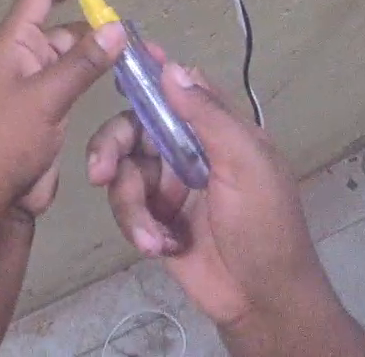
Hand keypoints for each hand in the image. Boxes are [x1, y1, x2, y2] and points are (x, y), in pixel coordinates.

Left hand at [0, 0, 127, 219]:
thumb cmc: (7, 139)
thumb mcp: (46, 97)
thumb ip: (82, 62)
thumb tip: (118, 26)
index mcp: (12, 43)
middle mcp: (23, 57)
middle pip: (63, 25)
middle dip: (97, 22)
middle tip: (138, 30)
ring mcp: (36, 85)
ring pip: (73, 55)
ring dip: (101, 52)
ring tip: (140, 56)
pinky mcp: (48, 111)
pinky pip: (76, 81)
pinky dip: (97, 75)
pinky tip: (124, 81)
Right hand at [86, 54, 320, 334]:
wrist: (263, 303)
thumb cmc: (264, 225)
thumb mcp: (246, 163)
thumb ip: (208, 114)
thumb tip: (171, 66)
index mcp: (214, 129)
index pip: (177, 87)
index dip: (149, 71)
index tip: (119, 62)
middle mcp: (186, 148)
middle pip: (133, 125)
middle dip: (112, 144)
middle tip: (99, 170)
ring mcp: (167, 183)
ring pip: (123, 168)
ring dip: (129, 202)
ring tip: (150, 236)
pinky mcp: (153, 217)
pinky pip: (125, 205)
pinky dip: (138, 226)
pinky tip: (160, 247)